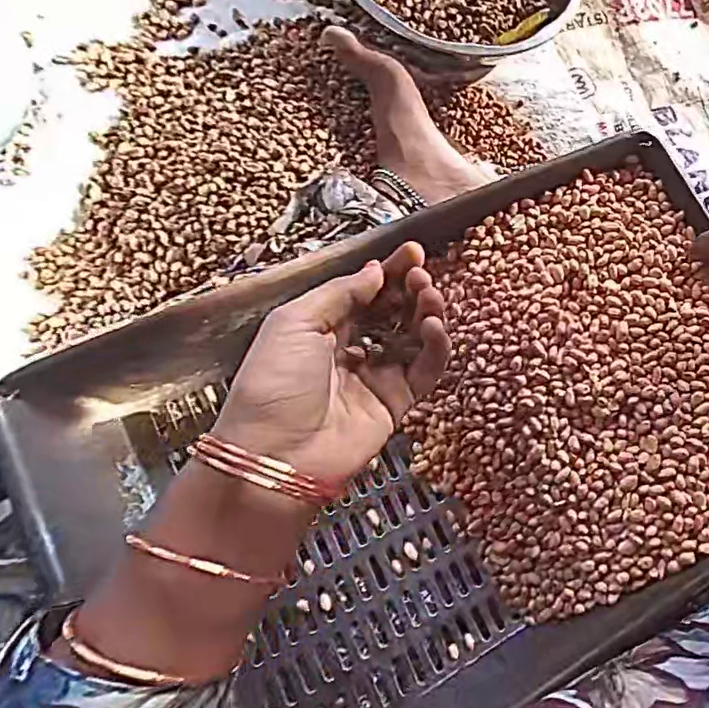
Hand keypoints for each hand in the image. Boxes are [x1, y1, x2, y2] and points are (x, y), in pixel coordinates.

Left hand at [214, 242, 450, 482]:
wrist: (276, 455)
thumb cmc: (273, 383)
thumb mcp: (294, 323)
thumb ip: (340, 294)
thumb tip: (375, 272)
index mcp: (321, 328)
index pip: (364, 293)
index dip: (388, 271)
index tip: (412, 251)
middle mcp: (352, 348)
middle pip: (392, 311)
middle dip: (409, 288)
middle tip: (421, 274)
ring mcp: (376, 376)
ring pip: (413, 337)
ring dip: (425, 311)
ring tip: (429, 295)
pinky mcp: (397, 402)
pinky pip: (425, 369)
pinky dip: (435, 346)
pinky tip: (433, 326)